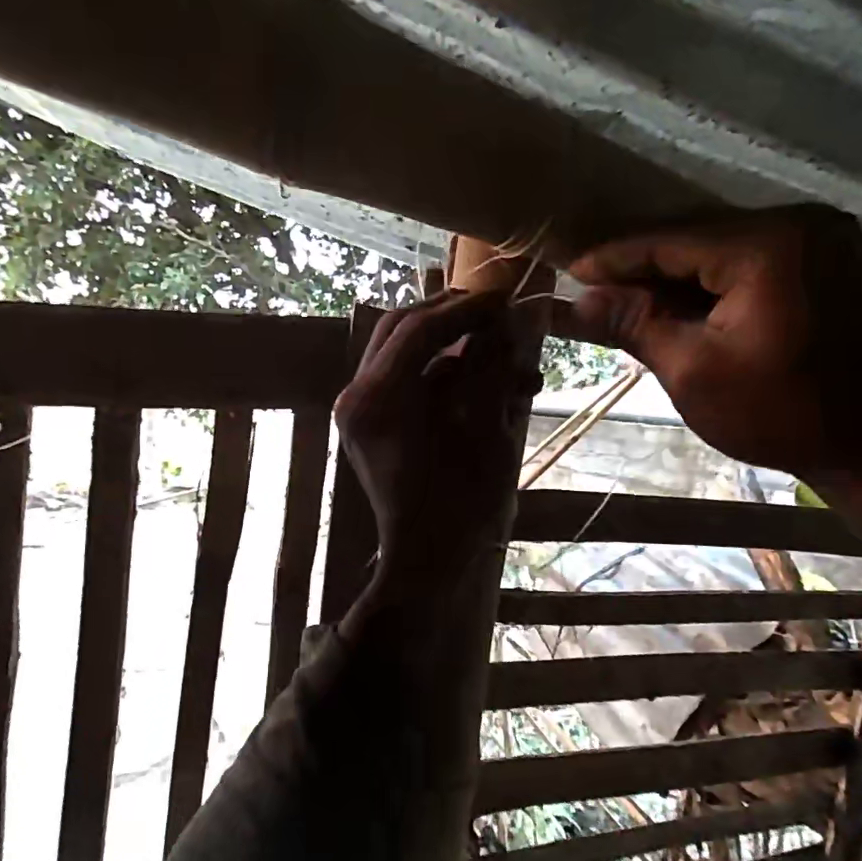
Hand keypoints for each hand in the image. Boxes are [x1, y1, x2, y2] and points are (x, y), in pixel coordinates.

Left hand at [334, 290, 539, 576]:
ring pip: (401, 349)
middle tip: (494, 310)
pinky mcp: (369, 421)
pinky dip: (439, 370)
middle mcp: (357, 397)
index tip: (504, 299)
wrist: (424, 561)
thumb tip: (503, 326)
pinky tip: (479, 377)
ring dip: (448, 342)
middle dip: (450, 314)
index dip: (465, 309)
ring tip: (496, 347)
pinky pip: (403, 377)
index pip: (419, 329)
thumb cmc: (459, 507)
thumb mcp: (484, 434)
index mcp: (379, 401)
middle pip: (400, 328)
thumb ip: (489, 372)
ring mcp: (358, 409)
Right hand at [558, 205, 861, 478]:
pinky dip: (711, 283)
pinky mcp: (828, 261)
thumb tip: (582, 301)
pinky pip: (750, 262)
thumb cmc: (783, 414)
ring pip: (721, 250)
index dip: (614, 258)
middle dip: (643, 267)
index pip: (669, 240)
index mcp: (767, 245)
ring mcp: (820, 239)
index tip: (571, 272)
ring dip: (675, 276)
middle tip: (594, 291)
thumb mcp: (694, 372)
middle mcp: (798, 223)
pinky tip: (679, 303)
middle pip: (696, 238)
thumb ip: (636, 325)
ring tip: (626, 299)